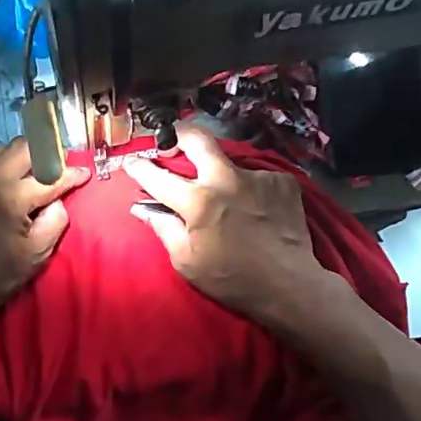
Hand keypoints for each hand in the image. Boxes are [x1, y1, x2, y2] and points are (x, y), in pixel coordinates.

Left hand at [0, 137, 89, 329]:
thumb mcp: (38, 253)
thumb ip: (56, 219)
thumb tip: (59, 198)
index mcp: (10, 196)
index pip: (49, 175)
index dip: (71, 174)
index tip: (84, 175)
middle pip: (23, 147)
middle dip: (45, 156)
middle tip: (57, 172)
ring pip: (0, 152)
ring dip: (21, 160)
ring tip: (32, 178)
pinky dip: (0, 170)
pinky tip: (6, 188)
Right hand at [125, 127, 331, 320]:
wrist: (288, 285)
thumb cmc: (230, 279)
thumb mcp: (186, 261)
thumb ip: (164, 228)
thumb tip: (143, 209)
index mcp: (198, 202)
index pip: (159, 176)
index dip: (140, 167)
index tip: (132, 162)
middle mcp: (227, 179)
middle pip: (197, 139)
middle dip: (178, 135)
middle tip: (171, 143)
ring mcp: (258, 177)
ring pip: (229, 163)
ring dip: (218, 175)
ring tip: (224, 200)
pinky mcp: (282, 182)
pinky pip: (255, 178)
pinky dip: (248, 190)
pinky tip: (252, 211)